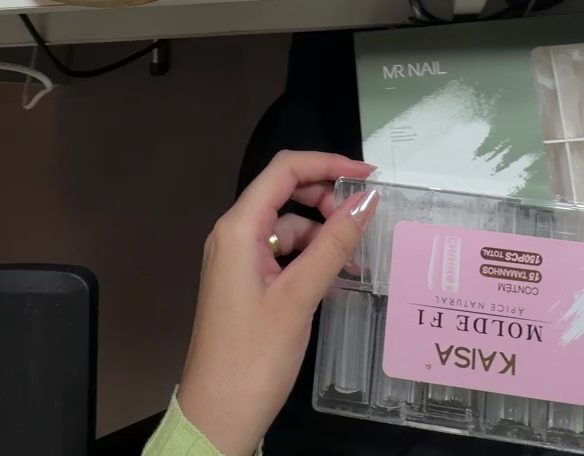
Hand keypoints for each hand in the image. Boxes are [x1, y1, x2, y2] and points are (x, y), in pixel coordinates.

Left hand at [176, 151, 380, 455]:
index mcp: (238, 227)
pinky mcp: (245, 281)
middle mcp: (234, 234)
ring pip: (287, 223)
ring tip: (355, 256)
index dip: (327, 163)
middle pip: (285, 191)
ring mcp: (238, 258)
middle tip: (362, 218)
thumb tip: (366, 200)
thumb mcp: (299, 296)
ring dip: (322, 231)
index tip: (367, 175)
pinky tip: (336, 276)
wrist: (216, 419)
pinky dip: (311, 255)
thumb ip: (334, 243)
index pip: (284, 170)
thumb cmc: (252, 358)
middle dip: (326, 196)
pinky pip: (283, 252)